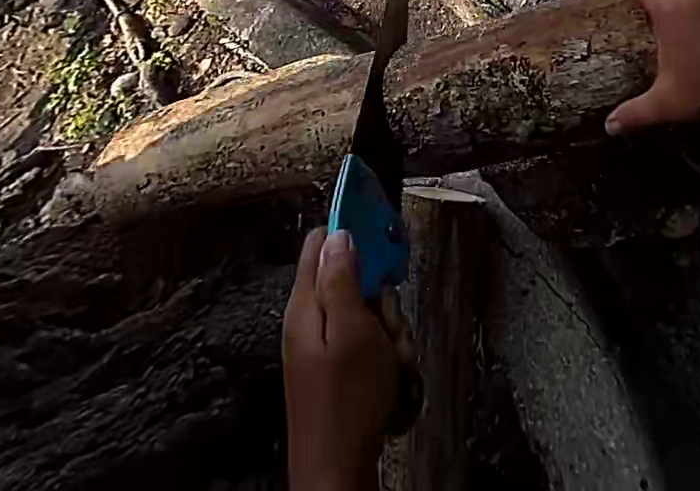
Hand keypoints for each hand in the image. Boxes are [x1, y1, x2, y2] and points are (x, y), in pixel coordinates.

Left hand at [283, 229, 406, 490]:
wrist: (338, 467)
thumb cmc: (349, 395)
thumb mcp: (352, 328)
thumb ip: (341, 278)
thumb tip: (338, 232)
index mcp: (306, 303)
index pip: (320, 242)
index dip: (350, 233)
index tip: (381, 241)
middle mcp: (310, 317)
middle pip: (350, 277)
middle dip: (379, 293)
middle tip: (388, 320)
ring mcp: (322, 341)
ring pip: (364, 308)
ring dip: (387, 324)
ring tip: (393, 353)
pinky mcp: (334, 363)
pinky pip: (364, 336)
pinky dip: (382, 347)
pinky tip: (390, 370)